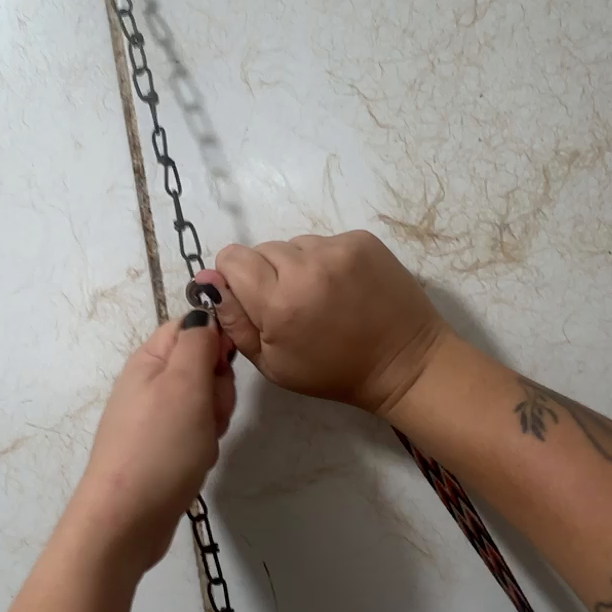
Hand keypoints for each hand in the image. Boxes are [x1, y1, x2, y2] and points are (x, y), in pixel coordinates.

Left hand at [70, 311, 236, 569]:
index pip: (192, 326)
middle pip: (202, 366)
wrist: (125, 519)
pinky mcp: (160, 447)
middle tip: (208, 414)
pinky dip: (202, 446)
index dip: (217, 342)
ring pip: (203, 403)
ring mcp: (153, 417)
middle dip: (217, 390)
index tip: (224, 368)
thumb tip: (205, 312)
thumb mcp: (184, 383)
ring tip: (200, 444)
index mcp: (150, 358)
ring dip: (213, 421)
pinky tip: (195, 463)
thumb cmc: (159, 446)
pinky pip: (194, 433)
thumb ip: (198, 342)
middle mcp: (149, 382)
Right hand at [198, 231, 452, 416]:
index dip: (236, 279)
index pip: (232, 259)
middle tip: (292, 305)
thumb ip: (235, 322)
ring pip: (292, 244)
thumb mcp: (272, 363)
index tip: (254, 300)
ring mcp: (338, 248)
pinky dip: (325, 260)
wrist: (403, 362)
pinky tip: (342, 287)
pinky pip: (323, 241)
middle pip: (261, 250)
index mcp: (280, 303)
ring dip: (296, 265)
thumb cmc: (332, 372)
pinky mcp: (362, 239)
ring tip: (320, 296)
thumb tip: (207, 281)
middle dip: (267, 274)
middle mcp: (307, 267)